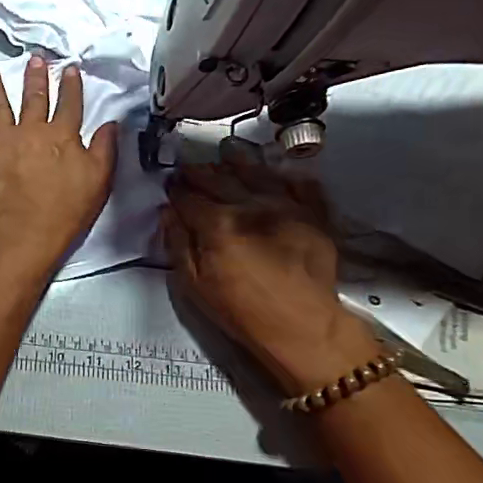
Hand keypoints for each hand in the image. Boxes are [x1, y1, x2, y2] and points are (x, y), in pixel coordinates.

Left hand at [0, 55, 118, 276]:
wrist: (25, 234)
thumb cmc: (66, 211)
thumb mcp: (99, 181)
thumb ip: (105, 149)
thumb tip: (111, 124)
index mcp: (62, 136)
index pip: (69, 104)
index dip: (71, 85)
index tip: (69, 69)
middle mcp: (31, 130)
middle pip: (34, 98)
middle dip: (36, 76)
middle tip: (34, 59)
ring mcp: (1, 141)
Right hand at [160, 151, 378, 394]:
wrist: (303, 327)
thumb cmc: (243, 312)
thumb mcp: (194, 286)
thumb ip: (178, 245)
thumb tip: (170, 215)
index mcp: (218, 224)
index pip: (189, 197)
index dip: (176, 189)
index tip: (170, 185)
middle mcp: (251, 206)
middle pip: (219, 179)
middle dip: (200, 172)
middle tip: (189, 168)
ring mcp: (286, 206)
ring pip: (256, 173)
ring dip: (237, 163)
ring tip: (226, 155)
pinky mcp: (313, 214)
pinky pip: (297, 183)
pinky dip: (283, 175)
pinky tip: (274, 172)